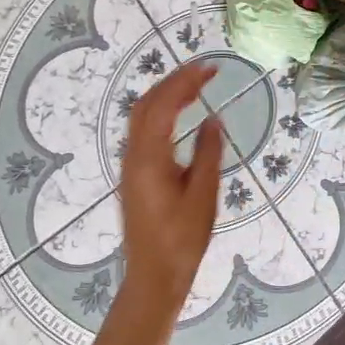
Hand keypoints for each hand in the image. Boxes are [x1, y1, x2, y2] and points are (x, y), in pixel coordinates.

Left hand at [119, 62, 226, 297]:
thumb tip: (213, 118)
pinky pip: (144, 128)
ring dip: (167, 93)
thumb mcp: (204, 195)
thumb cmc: (182, 238)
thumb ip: (208, 153)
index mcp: (149, 159)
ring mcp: (130, 165)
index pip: (163, 106)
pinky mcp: (135, 173)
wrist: (154, 276)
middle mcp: (133, 157)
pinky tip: (182, 111)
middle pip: (146, 104)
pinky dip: (163, 109)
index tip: (211, 68)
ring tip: (197, 83)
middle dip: (174, 80)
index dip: (185, 81)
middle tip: (205, 69)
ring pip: (142, 115)